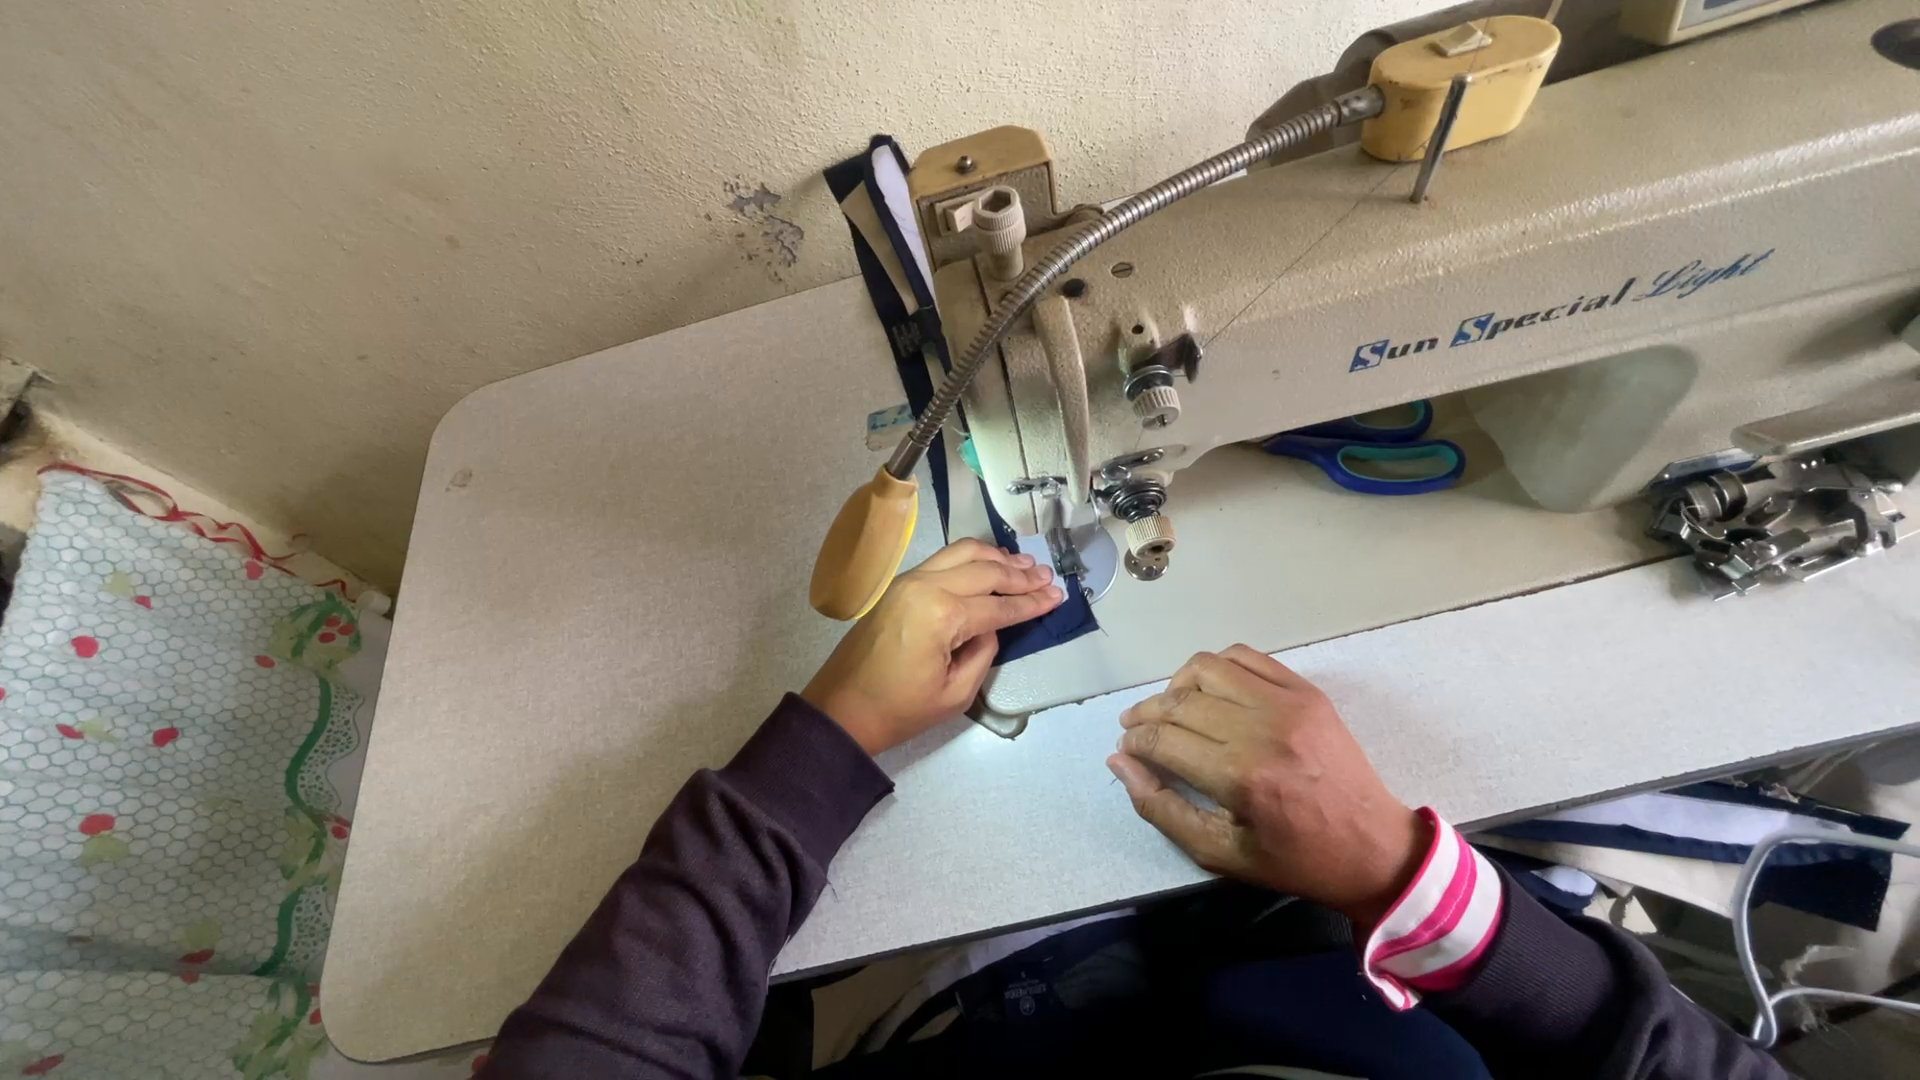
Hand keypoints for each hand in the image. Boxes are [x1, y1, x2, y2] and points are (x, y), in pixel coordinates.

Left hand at [804, 538, 1064, 755]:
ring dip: (996, 557)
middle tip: (1047, 576)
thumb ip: (983, 652)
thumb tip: (991, 627)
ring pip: (962, 553)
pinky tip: (989, 563)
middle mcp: (926, 586)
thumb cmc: (900, 710)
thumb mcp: (956, 694)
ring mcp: (909, 580)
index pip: (998, 605)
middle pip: (984, 571)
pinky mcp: (899, 584)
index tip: (1057, 596)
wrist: (842, 709)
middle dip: (1019, 575)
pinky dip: (970, 557)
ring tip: (1024, 564)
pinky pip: (942, 559)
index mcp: (942, 615)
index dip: (1031, 603)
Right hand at [1107, 645, 1428, 930]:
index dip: (1134, 740)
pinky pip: (1244, 656)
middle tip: (1135, 728)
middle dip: (1145, 714)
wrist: (1375, 846)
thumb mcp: (1220, 852)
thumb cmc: (1295, 858)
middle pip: (1178, 701)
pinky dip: (1215, 667)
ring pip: (1206, 667)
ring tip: (1172, 708)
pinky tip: (1210, 691)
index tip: (1127, 748)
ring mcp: (1287, 703)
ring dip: (1177, 685)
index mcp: (1241, 778)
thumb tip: (1120, 762)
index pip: (1163, 738)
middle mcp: (1261, 730)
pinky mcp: (1305, 691)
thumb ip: (1160, 808)